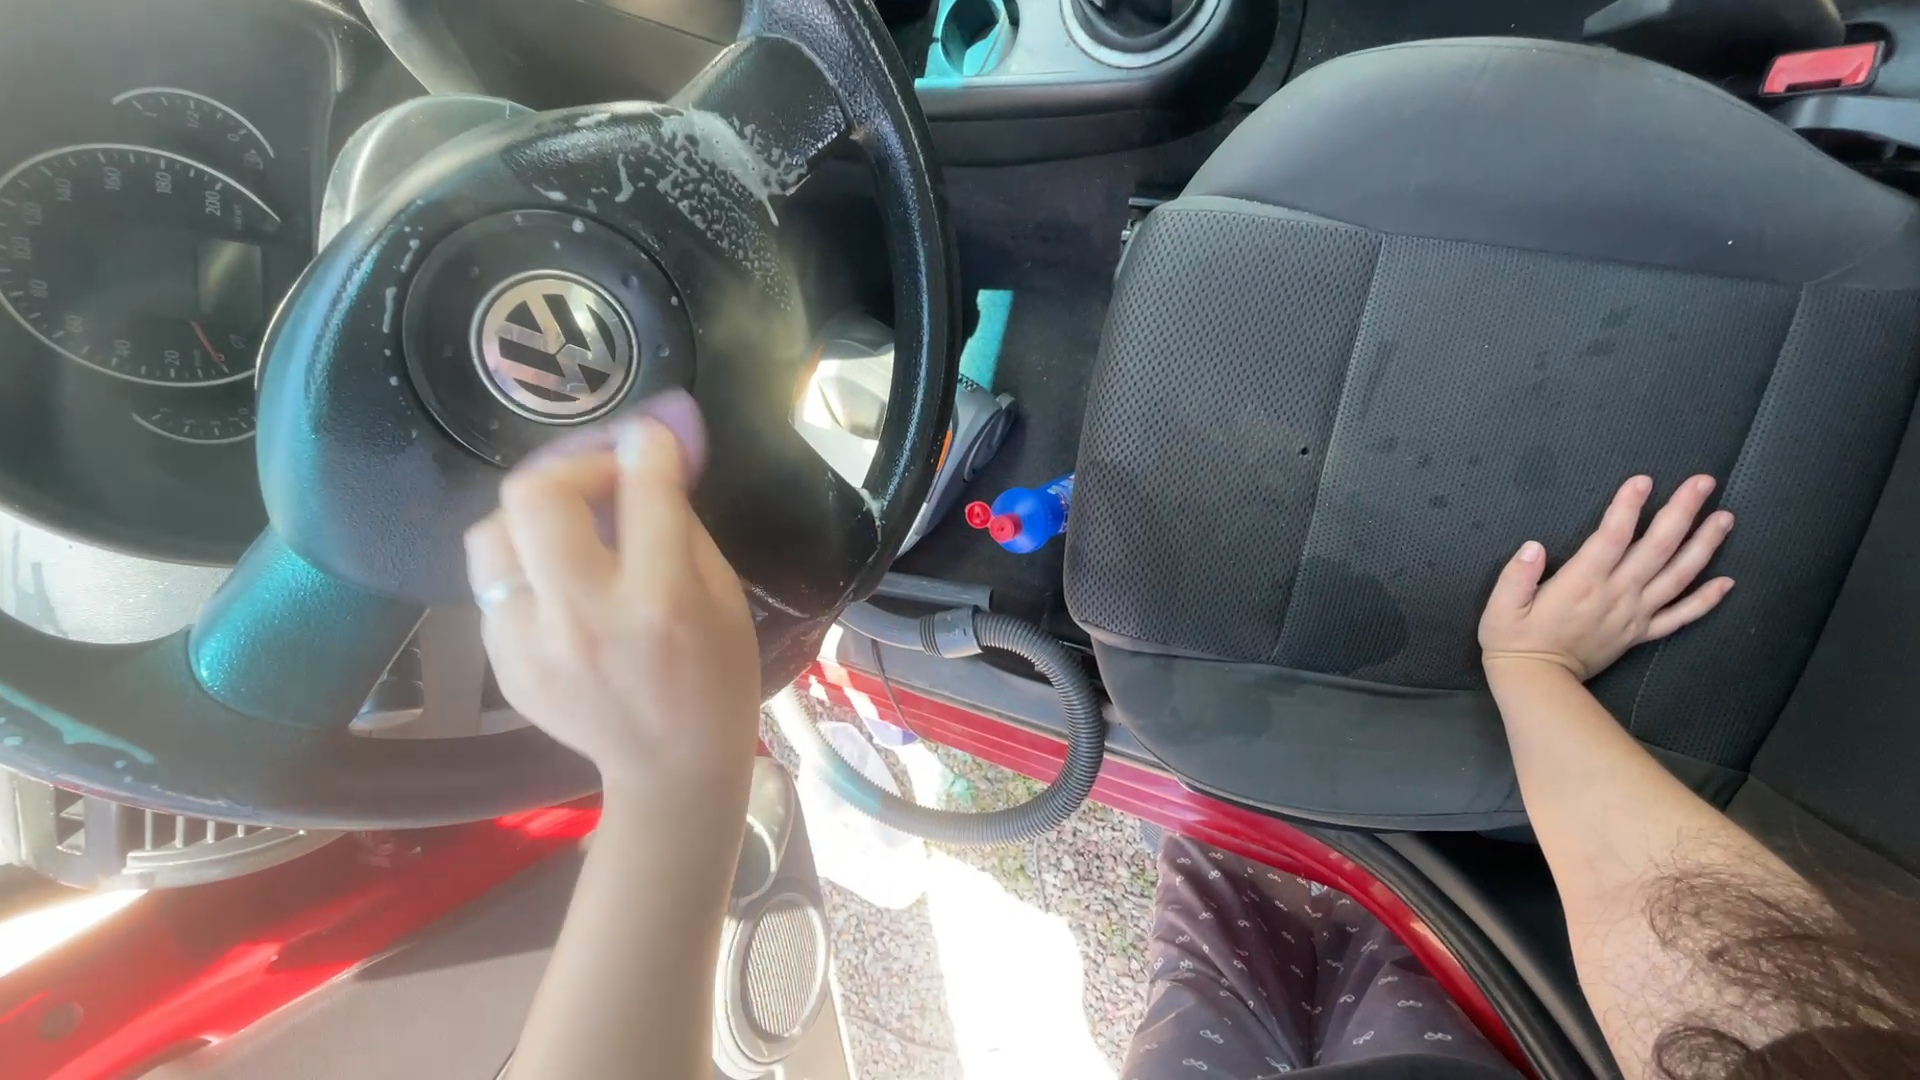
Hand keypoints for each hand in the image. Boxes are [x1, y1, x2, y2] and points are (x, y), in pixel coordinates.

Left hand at [463, 392, 761, 801]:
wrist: (671, 767)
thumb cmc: (719, 678)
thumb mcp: (723, 596)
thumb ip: (680, 526)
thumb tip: (651, 462)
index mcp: (660, 603)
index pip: (643, 489)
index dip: (648, 444)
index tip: (651, 436)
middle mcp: (585, 618)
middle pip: (536, 496)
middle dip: (573, 463)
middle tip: (604, 475)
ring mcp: (530, 645)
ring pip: (493, 532)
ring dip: (536, 513)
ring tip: (572, 524)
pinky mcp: (501, 663)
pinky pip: (495, 582)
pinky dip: (529, 562)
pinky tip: (562, 579)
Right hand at [1479, 474, 1734, 680]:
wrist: (1535, 680)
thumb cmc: (1511, 638)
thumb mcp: (1500, 605)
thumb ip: (1516, 575)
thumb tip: (1533, 546)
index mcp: (1581, 583)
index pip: (1611, 538)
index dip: (1627, 507)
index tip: (1642, 481)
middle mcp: (1616, 594)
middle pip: (1657, 548)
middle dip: (1681, 512)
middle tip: (1703, 483)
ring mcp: (1634, 614)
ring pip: (1679, 575)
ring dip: (1704, 544)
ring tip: (1724, 517)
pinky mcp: (1639, 633)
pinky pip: (1681, 615)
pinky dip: (1707, 598)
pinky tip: (1726, 581)